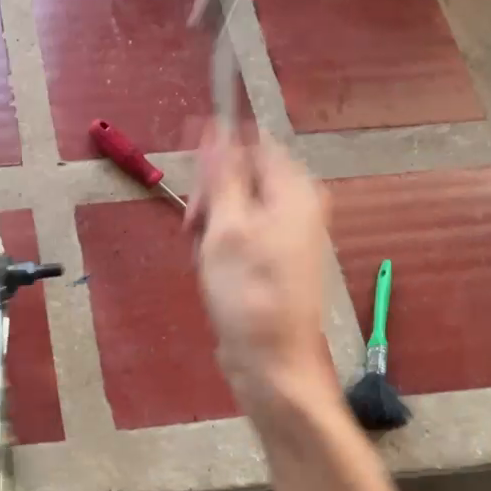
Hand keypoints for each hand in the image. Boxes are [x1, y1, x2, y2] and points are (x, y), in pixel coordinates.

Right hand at [186, 128, 335, 402]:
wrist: (271, 362)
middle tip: (196, 227)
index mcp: (294, 191)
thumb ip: (222, 175)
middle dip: (212, 195)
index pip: (252, 144)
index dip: (218, 154)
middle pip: (243, 174)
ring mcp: (288, 234)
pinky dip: (221, 243)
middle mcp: (297, 206)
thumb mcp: (226, 227)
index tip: (192, 182)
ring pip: (237, 205)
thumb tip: (216, 128)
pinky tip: (212, 267)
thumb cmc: (247, 292)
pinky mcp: (276, 258)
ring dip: (212, 223)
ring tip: (204, 254)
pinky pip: (242, 231)